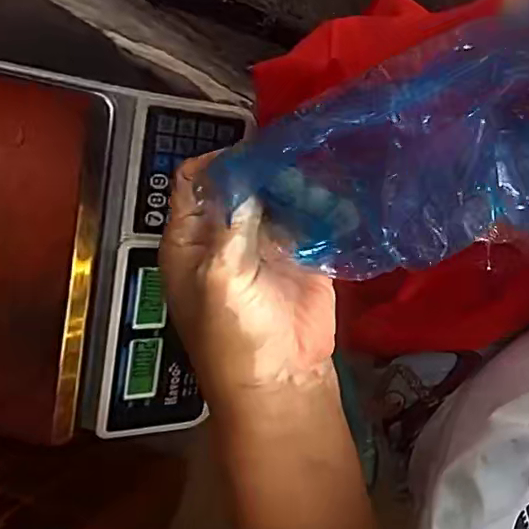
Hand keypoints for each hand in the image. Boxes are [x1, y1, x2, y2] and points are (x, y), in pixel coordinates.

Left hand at [161, 154, 337, 395]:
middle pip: (243, 185)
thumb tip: (247, 183)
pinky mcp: (304, 253)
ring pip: (279, 197)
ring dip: (297, 182)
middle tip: (295, 151)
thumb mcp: (220, 281)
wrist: (282, 377)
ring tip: (321, 167)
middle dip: (265, 168)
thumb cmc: (234, 336)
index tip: (252, 151)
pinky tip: (337, 189)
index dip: (218, 163)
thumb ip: (232, 230)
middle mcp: (229, 234)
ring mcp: (268, 243)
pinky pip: (311, 218)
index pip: (195, 183)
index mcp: (192, 240)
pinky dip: (322, 203)